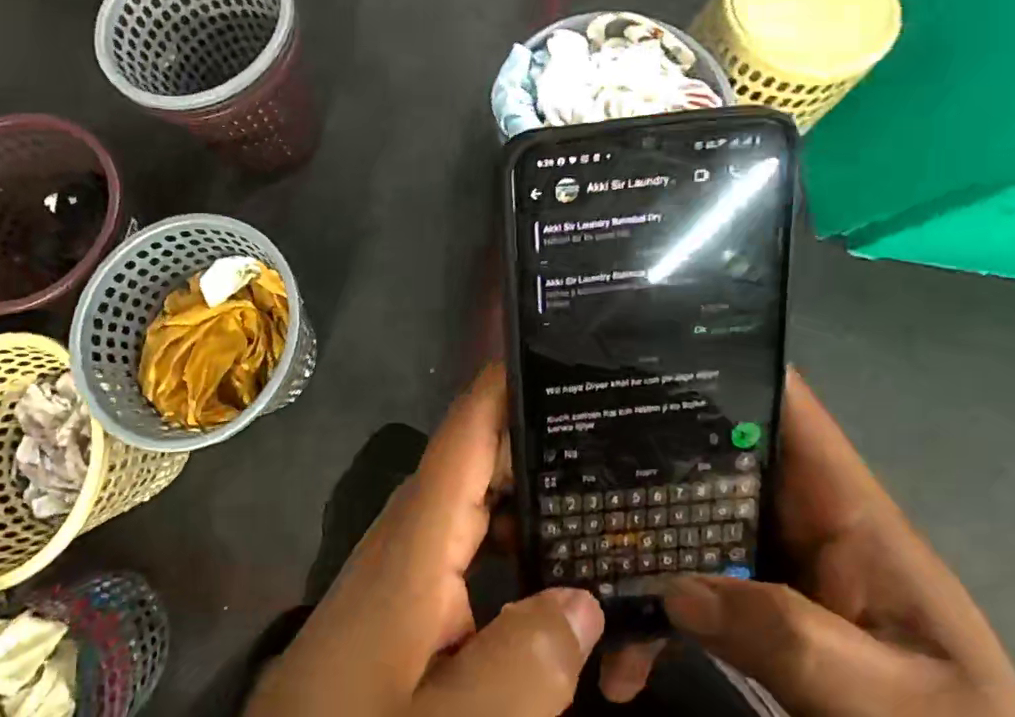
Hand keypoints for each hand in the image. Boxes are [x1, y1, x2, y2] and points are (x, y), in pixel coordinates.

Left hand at [247, 364, 604, 716]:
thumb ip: (524, 665)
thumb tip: (582, 601)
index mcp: (415, 541)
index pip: (462, 438)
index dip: (499, 388)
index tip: (544, 351)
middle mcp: (410, 538)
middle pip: (481, 466)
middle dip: (537, 442)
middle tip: (608, 429)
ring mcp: (406, 570)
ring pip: (480, 511)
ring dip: (532, 502)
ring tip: (600, 495)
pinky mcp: (408, 604)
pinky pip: (471, 554)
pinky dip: (515, 550)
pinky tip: (559, 578)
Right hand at [599, 370, 1014, 716]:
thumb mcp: (885, 694)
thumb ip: (791, 637)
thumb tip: (675, 589)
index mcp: (841, 505)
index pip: (782, 403)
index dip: (722, 361)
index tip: (641, 351)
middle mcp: (800, 517)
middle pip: (713, 454)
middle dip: (643, 447)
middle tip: (566, 447)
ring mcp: (776, 563)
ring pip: (689, 520)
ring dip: (634, 539)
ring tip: (570, 554)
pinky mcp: (759, 609)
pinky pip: (692, 587)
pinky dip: (654, 614)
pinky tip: (620, 651)